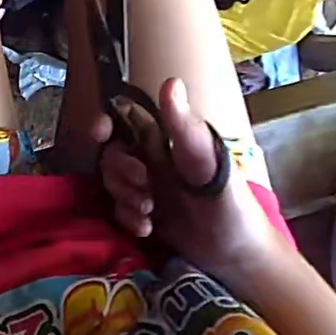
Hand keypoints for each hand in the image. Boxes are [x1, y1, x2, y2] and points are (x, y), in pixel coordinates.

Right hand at [94, 77, 285, 283]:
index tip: (100, 133)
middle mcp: (152, 160)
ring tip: (150, 211)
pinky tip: (149, 229)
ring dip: (125, 198)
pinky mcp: (144, 215)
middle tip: (145, 186)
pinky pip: (119, 212)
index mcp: (167, 140)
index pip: (125, 119)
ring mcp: (147, 188)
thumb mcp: (206, 159)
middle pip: (112, 155)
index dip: (106, 123)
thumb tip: (170, 81)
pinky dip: (129, 221)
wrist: (235, 253)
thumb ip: (183, 125)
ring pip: (112, 184)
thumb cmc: (228, 198)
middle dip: (120, 172)